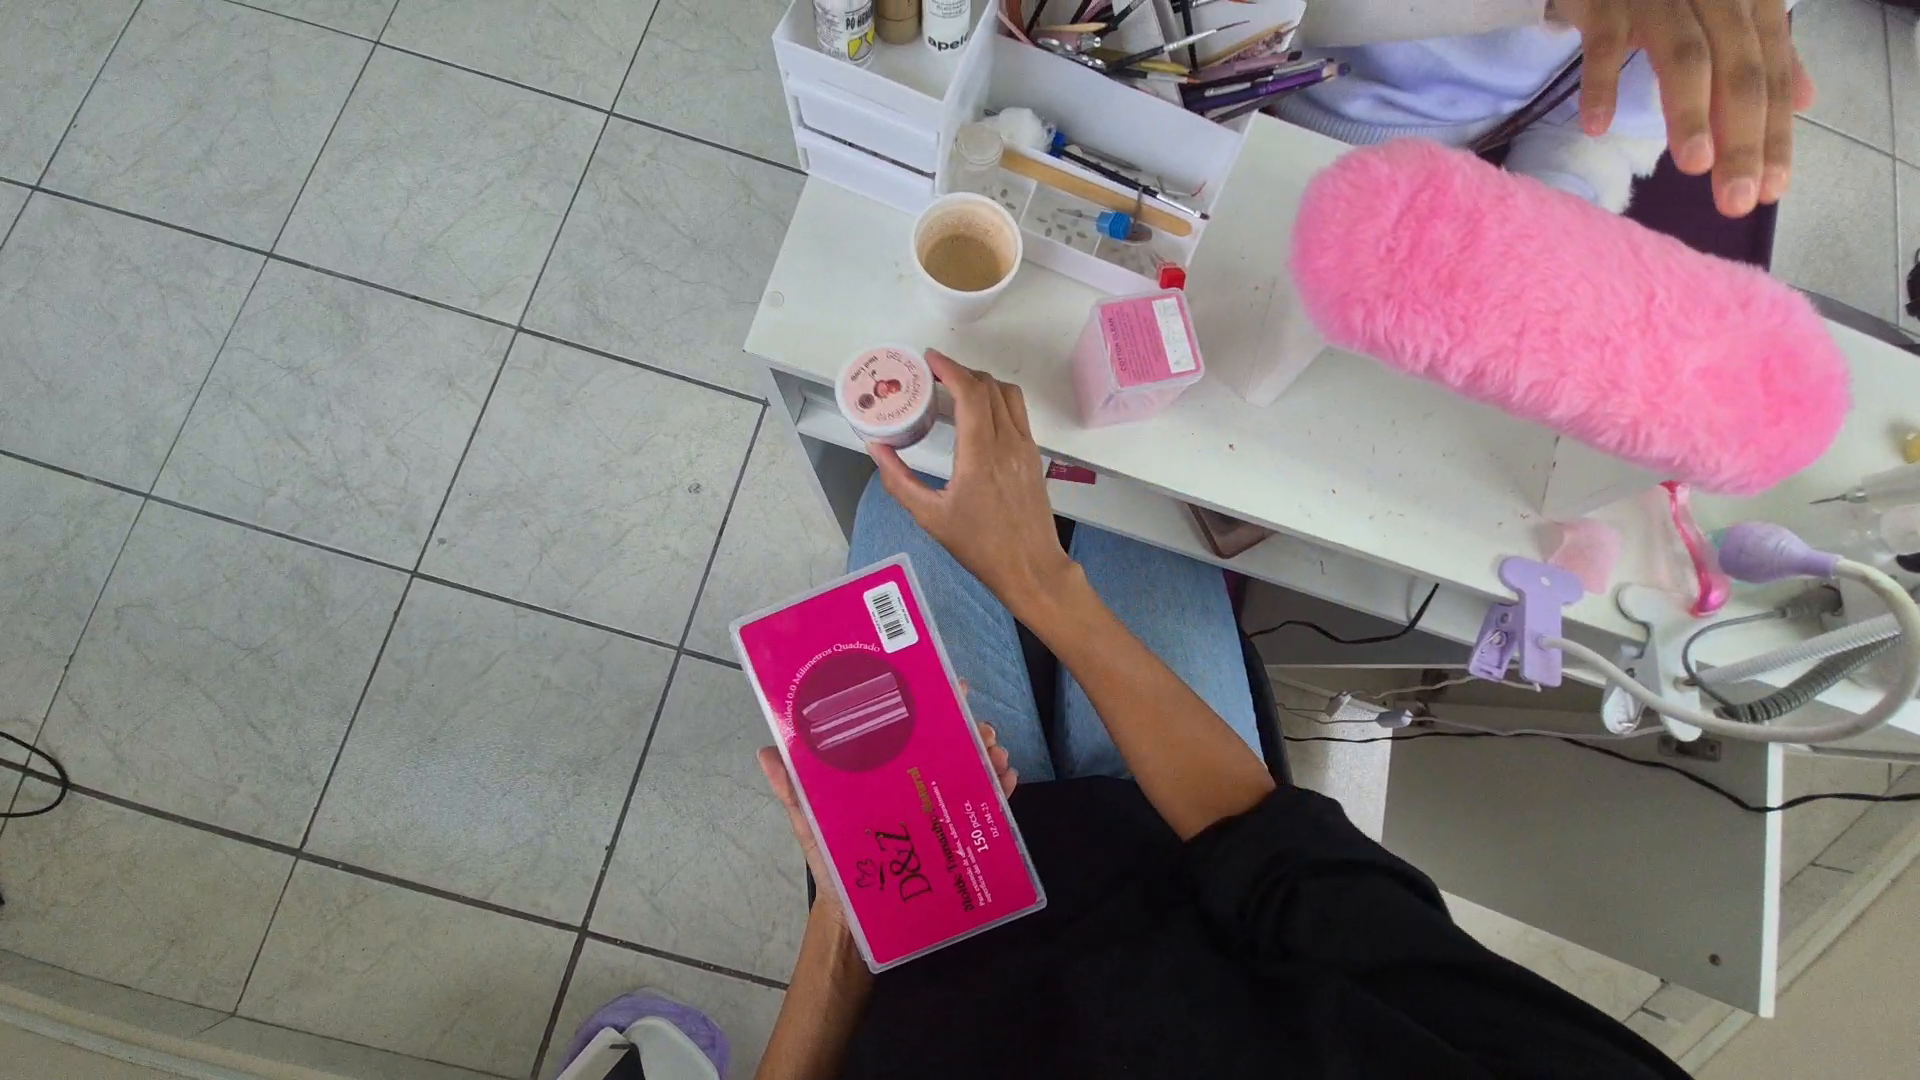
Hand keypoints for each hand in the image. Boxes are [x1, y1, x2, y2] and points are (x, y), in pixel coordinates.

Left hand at [757, 719, 1016, 921]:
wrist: (855, 920)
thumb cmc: (833, 864)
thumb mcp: (810, 824)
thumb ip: (793, 791)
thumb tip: (766, 751)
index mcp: (883, 769)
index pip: (909, 726)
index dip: (932, 701)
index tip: (954, 687)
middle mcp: (913, 779)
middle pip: (948, 743)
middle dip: (970, 730)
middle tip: (983, 731)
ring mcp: (934, 805)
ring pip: (969, 769)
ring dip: (988, 756)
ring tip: (998, 757)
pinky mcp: (952, 832)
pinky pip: (982, 806)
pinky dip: (999, 790)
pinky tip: (1009, 781)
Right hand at [869, 349, 1075, 620]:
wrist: (1030, 566)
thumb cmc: (979, 546)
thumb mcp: (930, 516)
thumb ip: (899, 480)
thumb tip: (876, 448)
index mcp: (980, 454)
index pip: (970, 393)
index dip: (949, 368)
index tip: (929, 359)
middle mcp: (1007, 442)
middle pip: (989, 386)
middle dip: (961, 372)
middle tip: (935, 374)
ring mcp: (1025, 447)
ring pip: (1008, 395)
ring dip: (982, 383)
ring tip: (956, 389)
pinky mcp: (1033, 456)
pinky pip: (1017, 413)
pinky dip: (997, 401)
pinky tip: (978, 415)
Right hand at [1556, 0, 1815, 215]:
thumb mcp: (1719, 21)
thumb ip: (1758, 56)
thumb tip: (1801, 99)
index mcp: (1746, 7)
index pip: (1769, 78)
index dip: (1774, 133)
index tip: (1769, 190)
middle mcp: (1714, 0)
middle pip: (1737, 74)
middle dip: (1742, 139)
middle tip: (1737, 199)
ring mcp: (1659, 1)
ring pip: (1685, 60)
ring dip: (1689, 115)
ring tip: (1693, 167)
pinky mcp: (1607, 3)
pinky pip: (1606, 46)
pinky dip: (1603, 84)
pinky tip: (1599, 127)